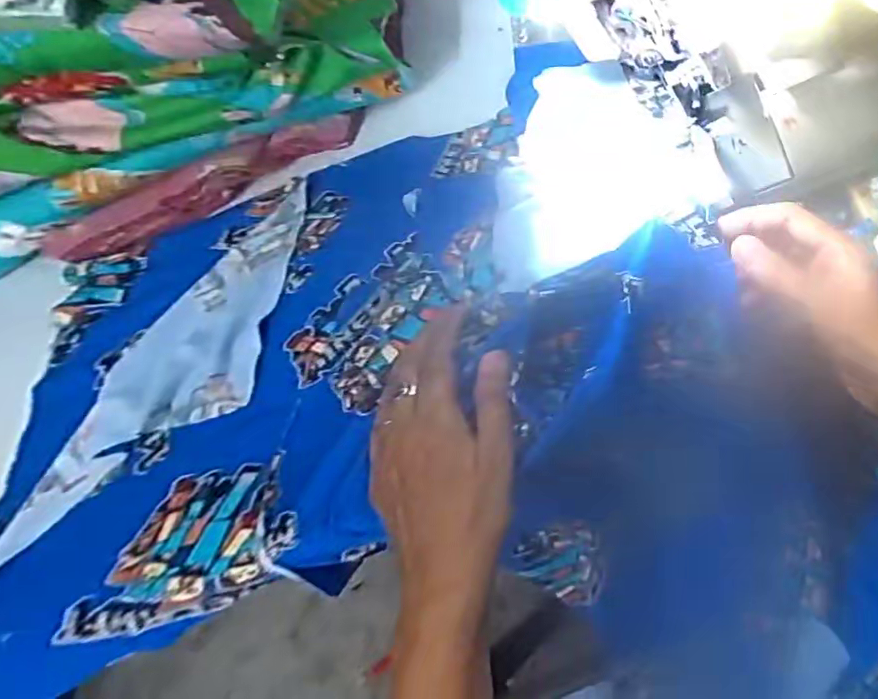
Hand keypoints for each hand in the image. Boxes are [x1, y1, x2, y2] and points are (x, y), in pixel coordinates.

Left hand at [371, 313, 512, 622]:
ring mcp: (385, 451)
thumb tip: (493, 352)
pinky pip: (380, 419)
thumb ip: (493, 400)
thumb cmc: (481, 508)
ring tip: (426, 349)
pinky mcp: (378, 472)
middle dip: (424, 338)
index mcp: (434, 418)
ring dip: (407, 363)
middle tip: (446, 320)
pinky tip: (403, 400)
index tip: (462, 308)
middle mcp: (402, 427)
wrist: (441, 570)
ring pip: (388, 393)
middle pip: (406, 370)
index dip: (446, 328)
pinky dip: (394, 393)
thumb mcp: (499, 452)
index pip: (436, 359)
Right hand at [720, 203, 877, 426]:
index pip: (789, 217)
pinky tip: (750, 306)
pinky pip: (791, 290)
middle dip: (753, 243)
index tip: (718, 230)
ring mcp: (829, 284)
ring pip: (786, 264)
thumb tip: (738, 244)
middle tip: (718, 259)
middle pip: (786, 238)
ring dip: (758, 270)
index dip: (753, 217)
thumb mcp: (815, 302)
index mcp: (836, 247)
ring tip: (731, 285)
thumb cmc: (861, 335)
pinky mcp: (825, 308)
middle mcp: (832, 259)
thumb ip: (775, 272)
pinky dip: (769, 292)